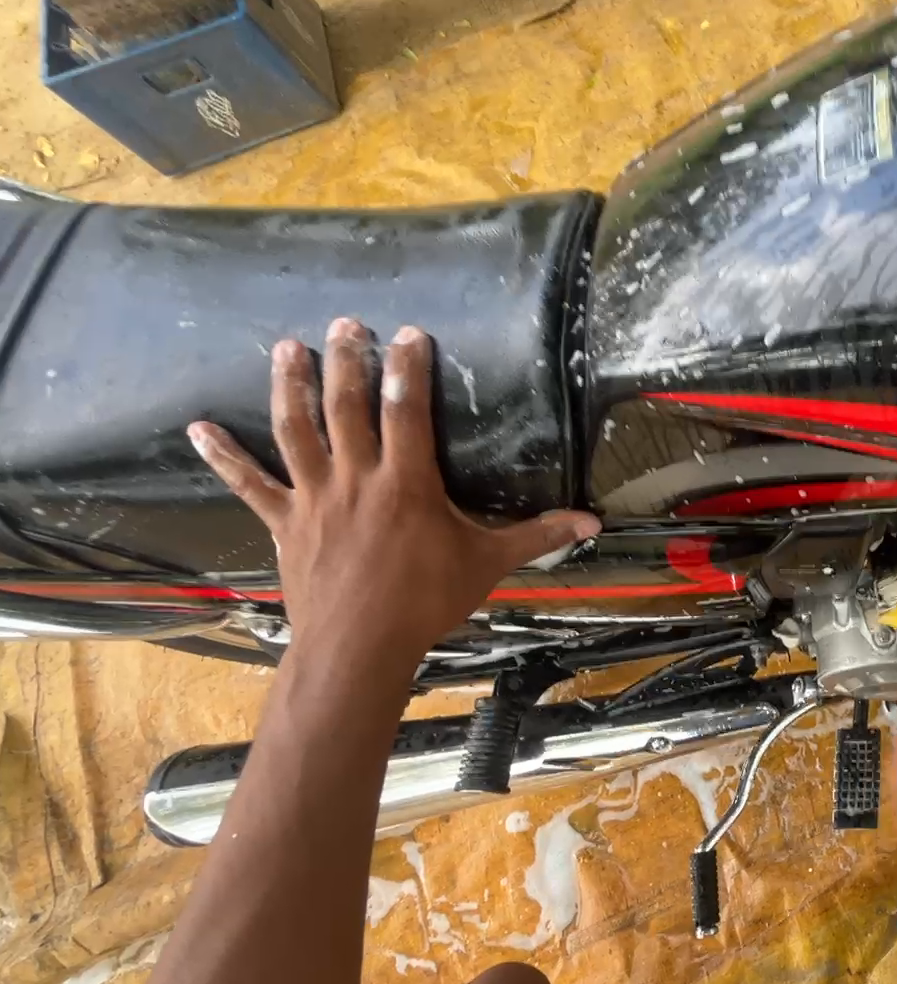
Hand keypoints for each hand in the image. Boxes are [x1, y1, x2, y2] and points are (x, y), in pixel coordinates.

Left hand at [187, 317, 599, 664]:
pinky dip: (224, 456)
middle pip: (347, 408)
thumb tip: (593, 523)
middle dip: (347, 362)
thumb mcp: (492, 562)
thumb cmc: (430, 598)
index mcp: (407, 484)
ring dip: (291, 387)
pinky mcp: (285, 522)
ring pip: (297, 431)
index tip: (408, 334)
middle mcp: (356, 479)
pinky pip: (250, 484)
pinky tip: (200, 429)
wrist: (360, 643)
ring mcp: (314, 498)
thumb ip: (539, 536)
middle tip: (346, 324)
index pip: (407, 412)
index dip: (408, 369)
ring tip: (286, 348)